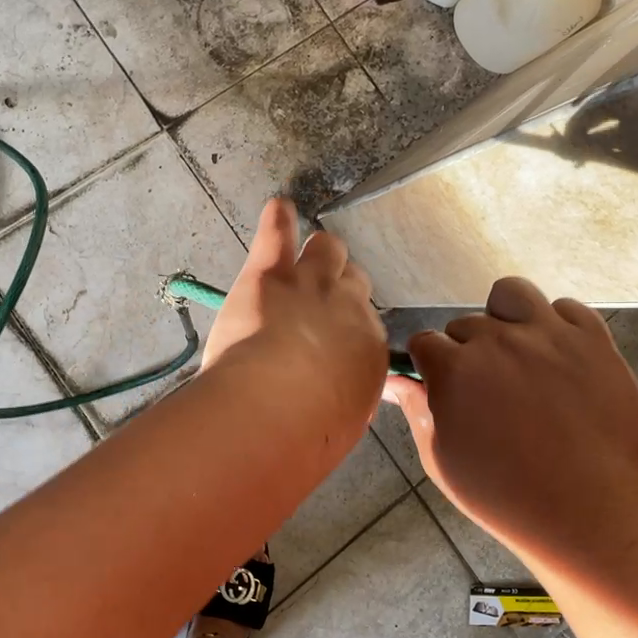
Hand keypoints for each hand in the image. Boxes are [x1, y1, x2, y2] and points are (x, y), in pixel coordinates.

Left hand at [200, 200, 387, 424]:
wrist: (275, 407)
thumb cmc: (309, 430)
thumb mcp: (343, 419)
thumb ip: (346, 396)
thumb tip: (338, 396)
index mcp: (368, 346)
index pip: (366, 321)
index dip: (345, 324)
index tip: (329, 337)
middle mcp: (347, 305)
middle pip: (353, 278)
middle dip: (339, 284)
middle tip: (316, 297)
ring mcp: (309, 283)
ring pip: (326, 248)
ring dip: (316, 252)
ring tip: (300, 253)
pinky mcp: (270, 272)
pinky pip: (279, 231)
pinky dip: (278, 219)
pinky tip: (278, 208)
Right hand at [388, 278, 637, 557]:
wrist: (590, 516)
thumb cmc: (507, 498)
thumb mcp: (442, 461)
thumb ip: (417, 411)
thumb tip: (395, 383)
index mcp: (455, 368)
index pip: (425, 342)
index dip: (430, 366)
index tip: (443, 386)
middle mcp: (498, 341)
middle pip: (466, 324)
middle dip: (469, 352)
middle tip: (488, 390)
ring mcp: (548, 336)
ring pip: (511, 293)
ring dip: (506, 316)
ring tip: (518, 351)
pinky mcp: (593, 341)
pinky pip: (568, 307)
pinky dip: (560, 326)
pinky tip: (559, 358)